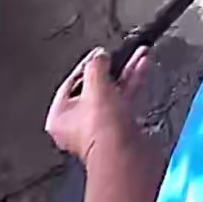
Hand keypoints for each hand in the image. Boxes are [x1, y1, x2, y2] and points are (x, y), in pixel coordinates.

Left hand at [45, 46, 150, 162]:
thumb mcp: (96, 88)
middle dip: (112, 67)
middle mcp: (76, 122)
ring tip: (139, 53)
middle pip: (94, 87)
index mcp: (60, 117)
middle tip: (121, 52)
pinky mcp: (118, 124)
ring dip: (126, 71)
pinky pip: (124, 97)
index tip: (99, 53)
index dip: (86, 65)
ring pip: (113, 90)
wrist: (123, 149)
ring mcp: (99, 124)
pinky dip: (133, 81)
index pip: (71, 83)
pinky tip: (142, 66)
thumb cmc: (101, 126)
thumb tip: (99, 56)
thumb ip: (96, 67)